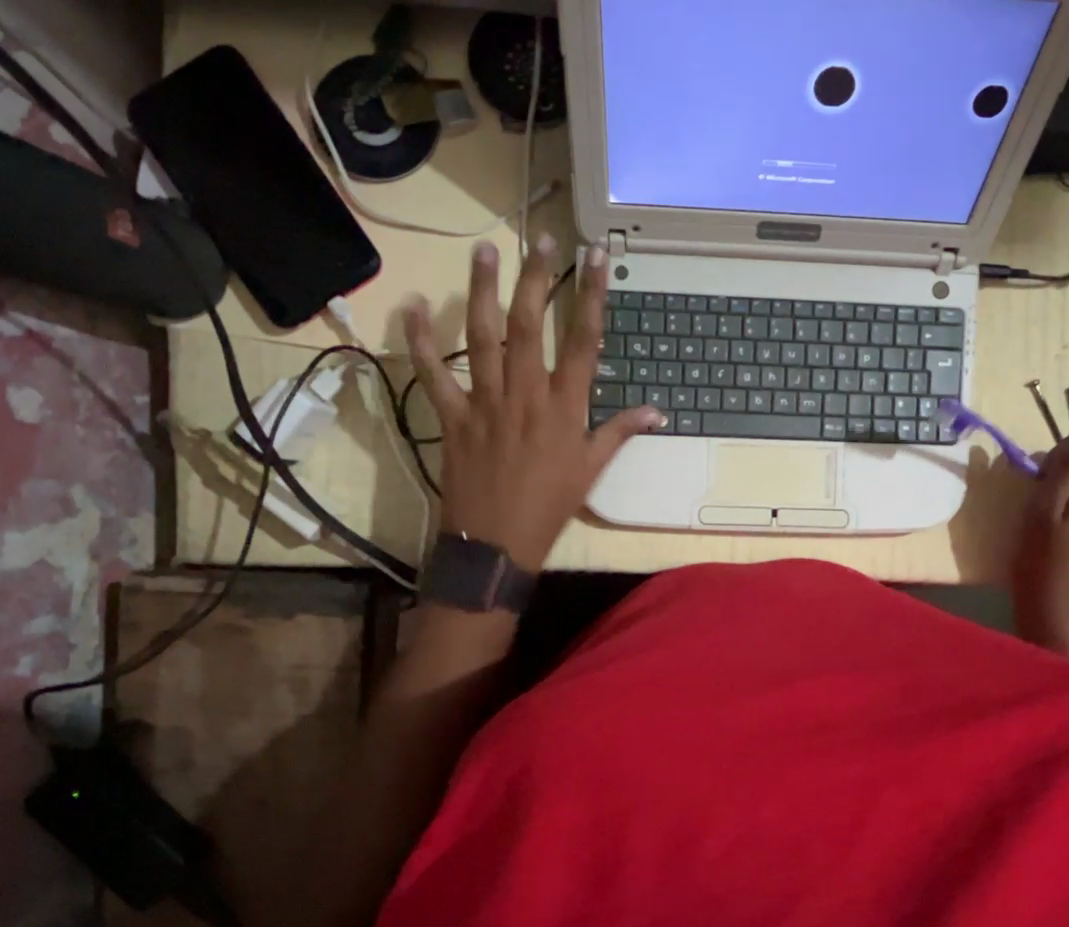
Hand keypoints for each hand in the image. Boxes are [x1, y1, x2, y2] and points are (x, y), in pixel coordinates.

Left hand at [401, 237, 663, 571]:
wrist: (497, 545)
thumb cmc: (549, 508)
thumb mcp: (591, 472)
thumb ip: (619, 433)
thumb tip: (656, 412)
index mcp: (564, 408)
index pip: (584, 341)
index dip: (591, 295)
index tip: (595, 257)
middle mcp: (526, 395)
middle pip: (531, 325)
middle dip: (537, 277)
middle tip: (539, 238)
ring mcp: (486, 403)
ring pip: (483, 337)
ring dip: (483, 291)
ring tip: (483, 250)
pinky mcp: (453, 416)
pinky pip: (433, 373)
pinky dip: (421, 340)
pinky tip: (411, 305)